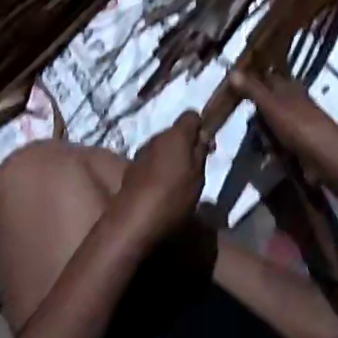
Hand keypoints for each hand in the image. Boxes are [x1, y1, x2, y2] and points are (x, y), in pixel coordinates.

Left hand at [109, 112, 208, 247]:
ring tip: (178, 181)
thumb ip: (201, 151)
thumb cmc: (173, 197)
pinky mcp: (131, 169)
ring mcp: (141, 153)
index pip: (191, 115)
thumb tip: (202, 134)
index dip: (200, 127)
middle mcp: (156, 138)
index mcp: (175, 135)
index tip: (206, 146)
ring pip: (161, 146)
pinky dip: (157, 169)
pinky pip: (150, 161)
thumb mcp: (198, 176)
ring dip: (170, 157)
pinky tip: (161, 189)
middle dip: (185, 144)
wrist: (133, 222)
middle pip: (175, 132)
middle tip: (195, 166)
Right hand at [227, 70, 337, 185]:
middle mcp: (295, 102)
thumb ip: (253, 90)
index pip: (268, 77)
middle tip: (242, 120)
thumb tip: (232, 70)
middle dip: (256, 112)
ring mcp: (300, 124)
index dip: (253, 79)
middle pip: (270, 102)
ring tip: (254, 140)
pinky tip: (267, 154)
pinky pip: (281, 143)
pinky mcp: (302, 145)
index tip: (234, 86)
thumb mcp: (271, 105)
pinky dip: (273, 149)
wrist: (328, 159)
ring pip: (274, 124)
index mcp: (289, 88)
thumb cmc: (298, 126)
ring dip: (264, 133)